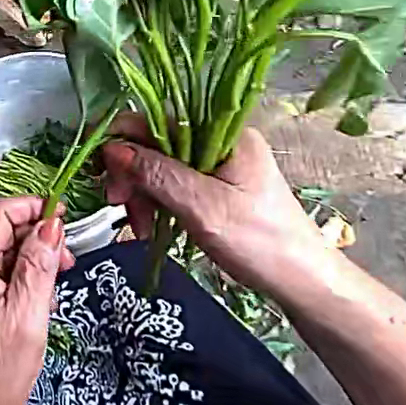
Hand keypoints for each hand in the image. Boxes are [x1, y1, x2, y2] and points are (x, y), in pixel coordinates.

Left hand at [0, 197, 71, 404]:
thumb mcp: (26, 317)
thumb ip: (38, 267)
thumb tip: (51, 226)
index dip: (32, 208)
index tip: (63, 215)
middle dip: (35, 236)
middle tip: (66, 257)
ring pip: (1, 249)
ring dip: (32, 258)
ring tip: (55, 284)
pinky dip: (21, 276)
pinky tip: (39, 300)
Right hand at [100, 123, 340, 297]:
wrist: (304, 284)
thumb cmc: (261, 243)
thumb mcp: (203, 207)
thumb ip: (157, 173)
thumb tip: (112, 148)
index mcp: (223, 133)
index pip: (155, 119)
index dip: (121, 140)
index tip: (101, 170)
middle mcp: (217, 140)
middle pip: (151, 143)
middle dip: (129, 173)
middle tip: (118, 204)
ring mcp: (214, 163)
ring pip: (155, 166)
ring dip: (138, 193)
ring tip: (138, 224)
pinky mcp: (211, 186)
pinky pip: (168, 184)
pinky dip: (152, 203)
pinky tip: (149, 225)